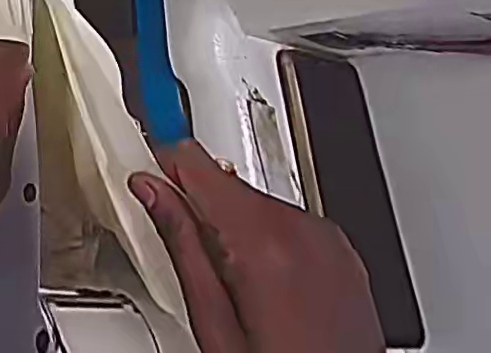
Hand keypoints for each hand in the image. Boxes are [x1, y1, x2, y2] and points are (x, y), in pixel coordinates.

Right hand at [130, 140, 382, 352]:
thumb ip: (181, 246)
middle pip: (226, 184)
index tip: (147, 170)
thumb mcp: (214, 327)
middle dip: (201, 209)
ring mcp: (327, 238)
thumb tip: (151, 192)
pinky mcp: (342, 251)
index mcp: (263, 243)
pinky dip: (269, 241)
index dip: (165, 163)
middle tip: (192, 259)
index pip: (197, 161)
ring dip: (235, 228)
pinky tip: (269, 290)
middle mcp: (301, 228)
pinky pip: (288, 223)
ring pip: (255, 202)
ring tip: (238, 290)